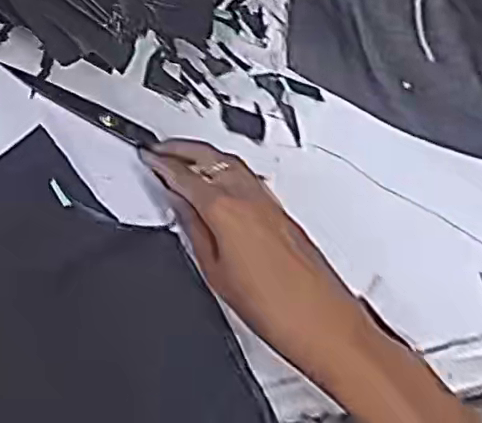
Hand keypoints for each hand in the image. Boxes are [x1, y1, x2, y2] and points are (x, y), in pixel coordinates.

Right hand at [142, 141, 473, 422]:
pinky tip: (218, 175)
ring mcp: (269, 204)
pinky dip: (224, 166)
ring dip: (203, 153)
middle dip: (178, 148)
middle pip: (206, 156)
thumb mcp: (214, 271)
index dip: (159, 163)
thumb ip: (192, 228)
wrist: (333, 334)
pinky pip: (246, 175)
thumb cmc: (278, 312)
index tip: (148, 158)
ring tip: (185, 155)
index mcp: (223, 209)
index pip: (181, 174)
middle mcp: (248, 198)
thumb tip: (179, 205)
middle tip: (159, 148)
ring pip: (229, 161)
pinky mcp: (284, 214)